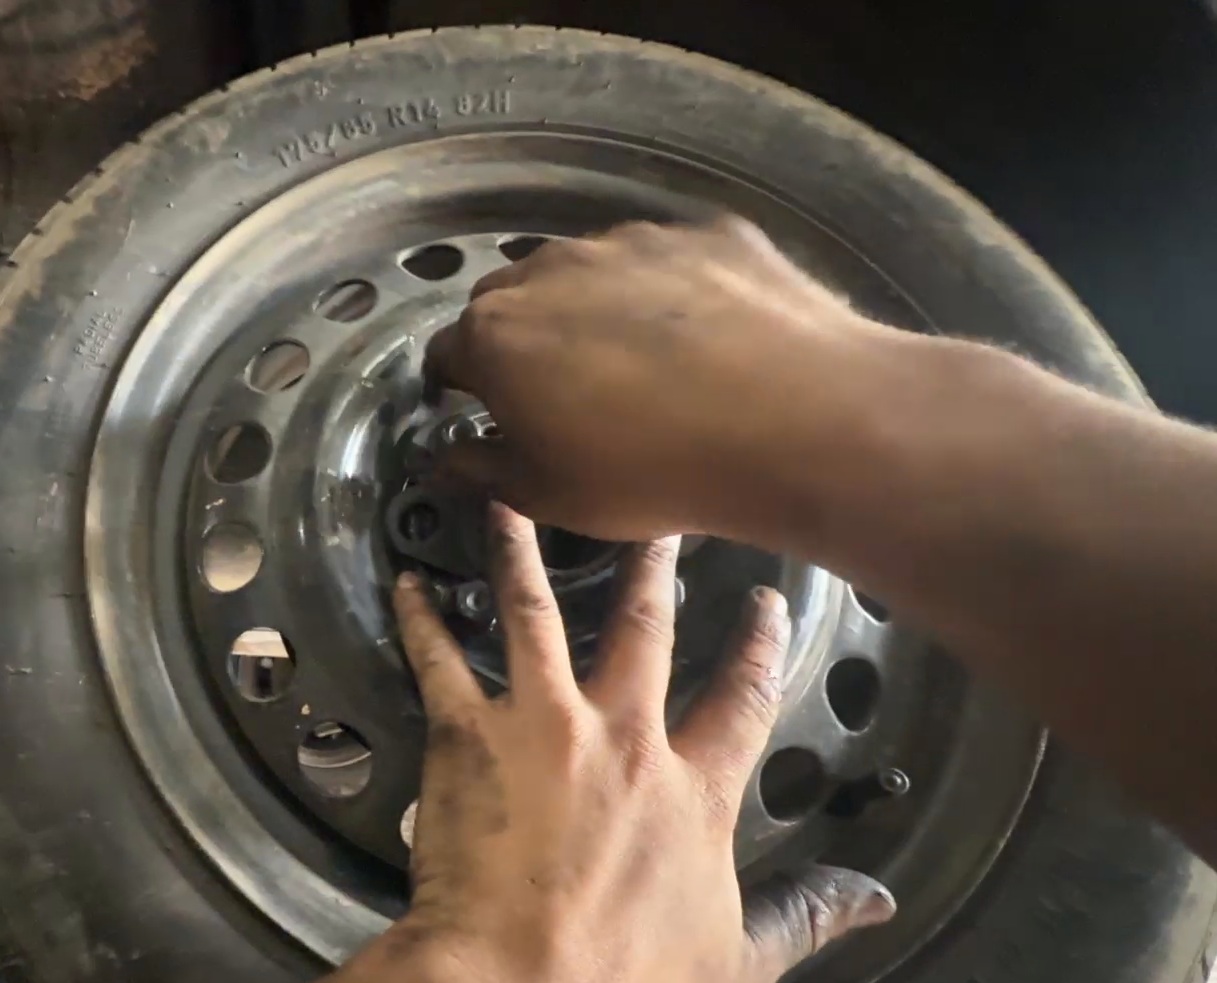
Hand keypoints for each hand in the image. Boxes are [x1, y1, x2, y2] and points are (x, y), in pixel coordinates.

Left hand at [385, 504, 893, 982]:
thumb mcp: (739, 962)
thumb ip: (806, 917)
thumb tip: (874, 898)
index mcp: (691, 790)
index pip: (740, 699)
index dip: (758, 647)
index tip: (765, 602)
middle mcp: (621, 737)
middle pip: (642, 630)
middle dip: (650, 568)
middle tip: (652, 517)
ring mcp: (541, 724)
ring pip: (533, 614)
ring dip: (520, 553)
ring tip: (509, 501)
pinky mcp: (469, 732)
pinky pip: (440, 658)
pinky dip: (420, 619)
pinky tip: (408, 585)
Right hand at [425, 217, 914, 541]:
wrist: (798, 421)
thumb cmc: (644, 469)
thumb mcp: (540, 493)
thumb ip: (475, 468)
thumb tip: (441, 458)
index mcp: (493, 335)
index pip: (443, 352)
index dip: (453, 385)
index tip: (475, 410)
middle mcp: (546, 270)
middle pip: (502, 303)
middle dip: (509, 342)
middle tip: (548, 390)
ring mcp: (628, 241)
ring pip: (576, 273)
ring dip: (576, 310)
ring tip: (624, 360)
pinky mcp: (702, 232)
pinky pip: (653, 261)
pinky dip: (651, 291)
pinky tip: (691, 337)